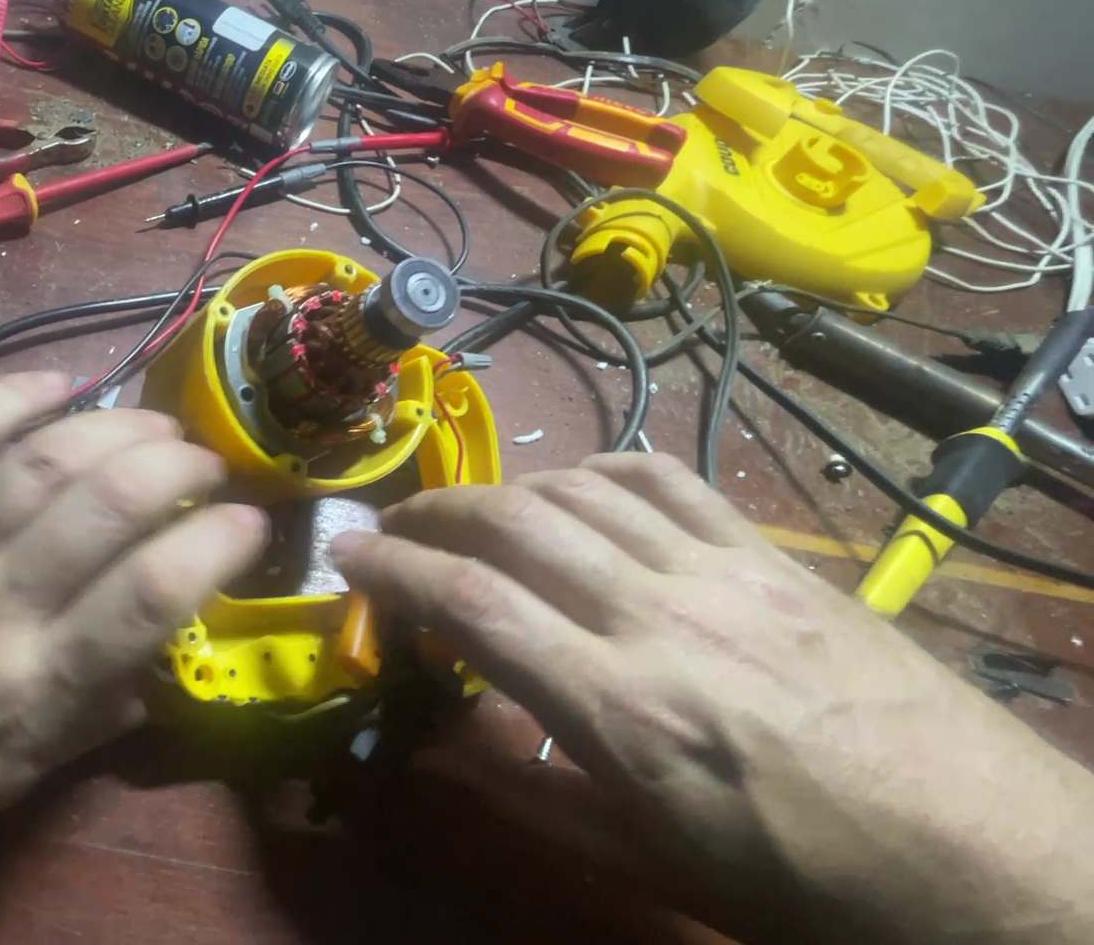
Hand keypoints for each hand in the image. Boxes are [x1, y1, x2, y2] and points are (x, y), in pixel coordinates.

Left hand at [0, 372, 266, 883]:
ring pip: (39, 458)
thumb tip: (164, 658)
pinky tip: (63, 382)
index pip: (143, 599)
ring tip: (159, 422)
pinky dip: (14, 395)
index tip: (249, 521)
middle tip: (207, 462)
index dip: (211, 546)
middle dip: (174, 466)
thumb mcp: (4, 784)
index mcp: (24, 692)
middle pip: (99, 505)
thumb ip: (92, 716)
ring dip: (114, 426)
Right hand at [333, 453, 1093, 942]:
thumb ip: (520, 795)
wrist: (1008, 877)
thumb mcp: (644, 863)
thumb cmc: (804, 884)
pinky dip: (592, 471)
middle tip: (391, 528)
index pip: (469, 604)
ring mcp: (721, 576)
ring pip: (574, 492)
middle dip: (428, 514)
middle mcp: (658, 621)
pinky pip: (661, 479)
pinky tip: (568, 491)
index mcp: (621, 711)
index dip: (390, 569)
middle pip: (510, 524)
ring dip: (496, 491)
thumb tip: (425, 748)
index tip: (346, 556)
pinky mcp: (772, 558)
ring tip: (464, 512)